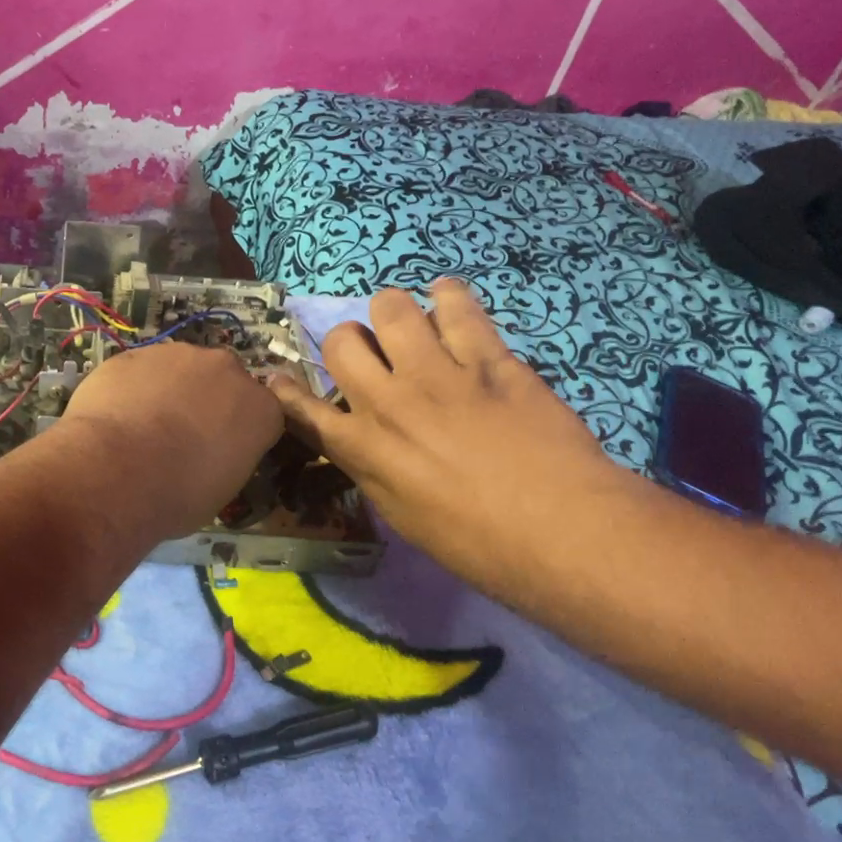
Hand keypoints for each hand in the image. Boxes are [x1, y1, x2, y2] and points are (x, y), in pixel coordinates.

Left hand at [61, 342, 283, 535]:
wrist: (116, 470)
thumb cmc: (177, 494)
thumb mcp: (219, 492)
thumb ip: (225, 460)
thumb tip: (207, 457)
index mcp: (260, 409)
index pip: (261, 414)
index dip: (239, 433)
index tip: (220, 452)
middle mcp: (226, 370)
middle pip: (223, 381)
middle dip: (206, 401)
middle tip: (180, 436)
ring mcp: (179, 354)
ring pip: (180, 369)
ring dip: (169, 390)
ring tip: (142, 426)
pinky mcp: (135, 352)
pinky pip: (141, 369)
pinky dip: (133, 386)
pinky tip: (116, 415)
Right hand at [269, 280, 636, 564]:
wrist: (563, 531)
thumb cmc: (480, 545)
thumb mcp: (404, 518)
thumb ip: (376, 471)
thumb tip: (367, 447)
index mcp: (363, 450)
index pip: (304, 409)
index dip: (286, 391)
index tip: (278, 379)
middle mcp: (389, 402)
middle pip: (342, 342)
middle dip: (349, 342)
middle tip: (373, 356)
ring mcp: (438, 375)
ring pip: (391, 309)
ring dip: (392, 312)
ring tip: (408, 322)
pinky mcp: (488, 359)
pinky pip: (457, 308)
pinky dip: (447, 296)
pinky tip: (446, 296)